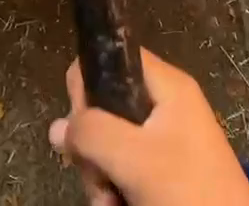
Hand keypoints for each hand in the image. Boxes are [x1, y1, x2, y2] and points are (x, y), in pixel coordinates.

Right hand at [49, 51, 248, 205]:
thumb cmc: (190, 194)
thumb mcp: (134, 159)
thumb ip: (90, 132)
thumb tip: (58, 128)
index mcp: (167, 85)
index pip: (111, 57)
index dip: (87, 85)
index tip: (83, 124)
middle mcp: (165, 105)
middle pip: (105, 103)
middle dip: (92, 144)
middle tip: (97, 174)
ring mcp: (165, 140)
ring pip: (110, 141)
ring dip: (99, 172)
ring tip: (108, 201)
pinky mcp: (164, 172)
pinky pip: (124, 167)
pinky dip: (113, 188)